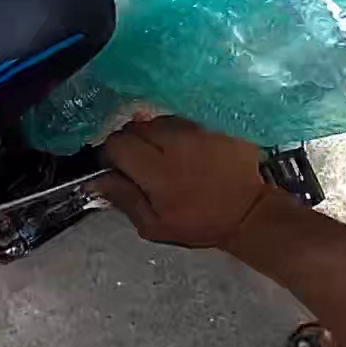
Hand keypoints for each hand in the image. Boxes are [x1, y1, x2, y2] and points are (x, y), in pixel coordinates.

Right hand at [90, 116, 272, 249]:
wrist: (250, 212)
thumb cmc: (199, 223)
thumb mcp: (155, 225)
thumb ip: (123, 198)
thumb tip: (95, 180)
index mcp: (157, 170)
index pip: (117, 144)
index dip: (111, 155)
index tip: (117, 168)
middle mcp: (174, 142)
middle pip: (133, 127)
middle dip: (130, 143)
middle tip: (139, 165)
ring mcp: (195, 130)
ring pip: (155, 120)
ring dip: (151, 135)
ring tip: (162, 156)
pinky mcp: (210, 125)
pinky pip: (180, 120)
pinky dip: (174, 133)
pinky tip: (183, 151)